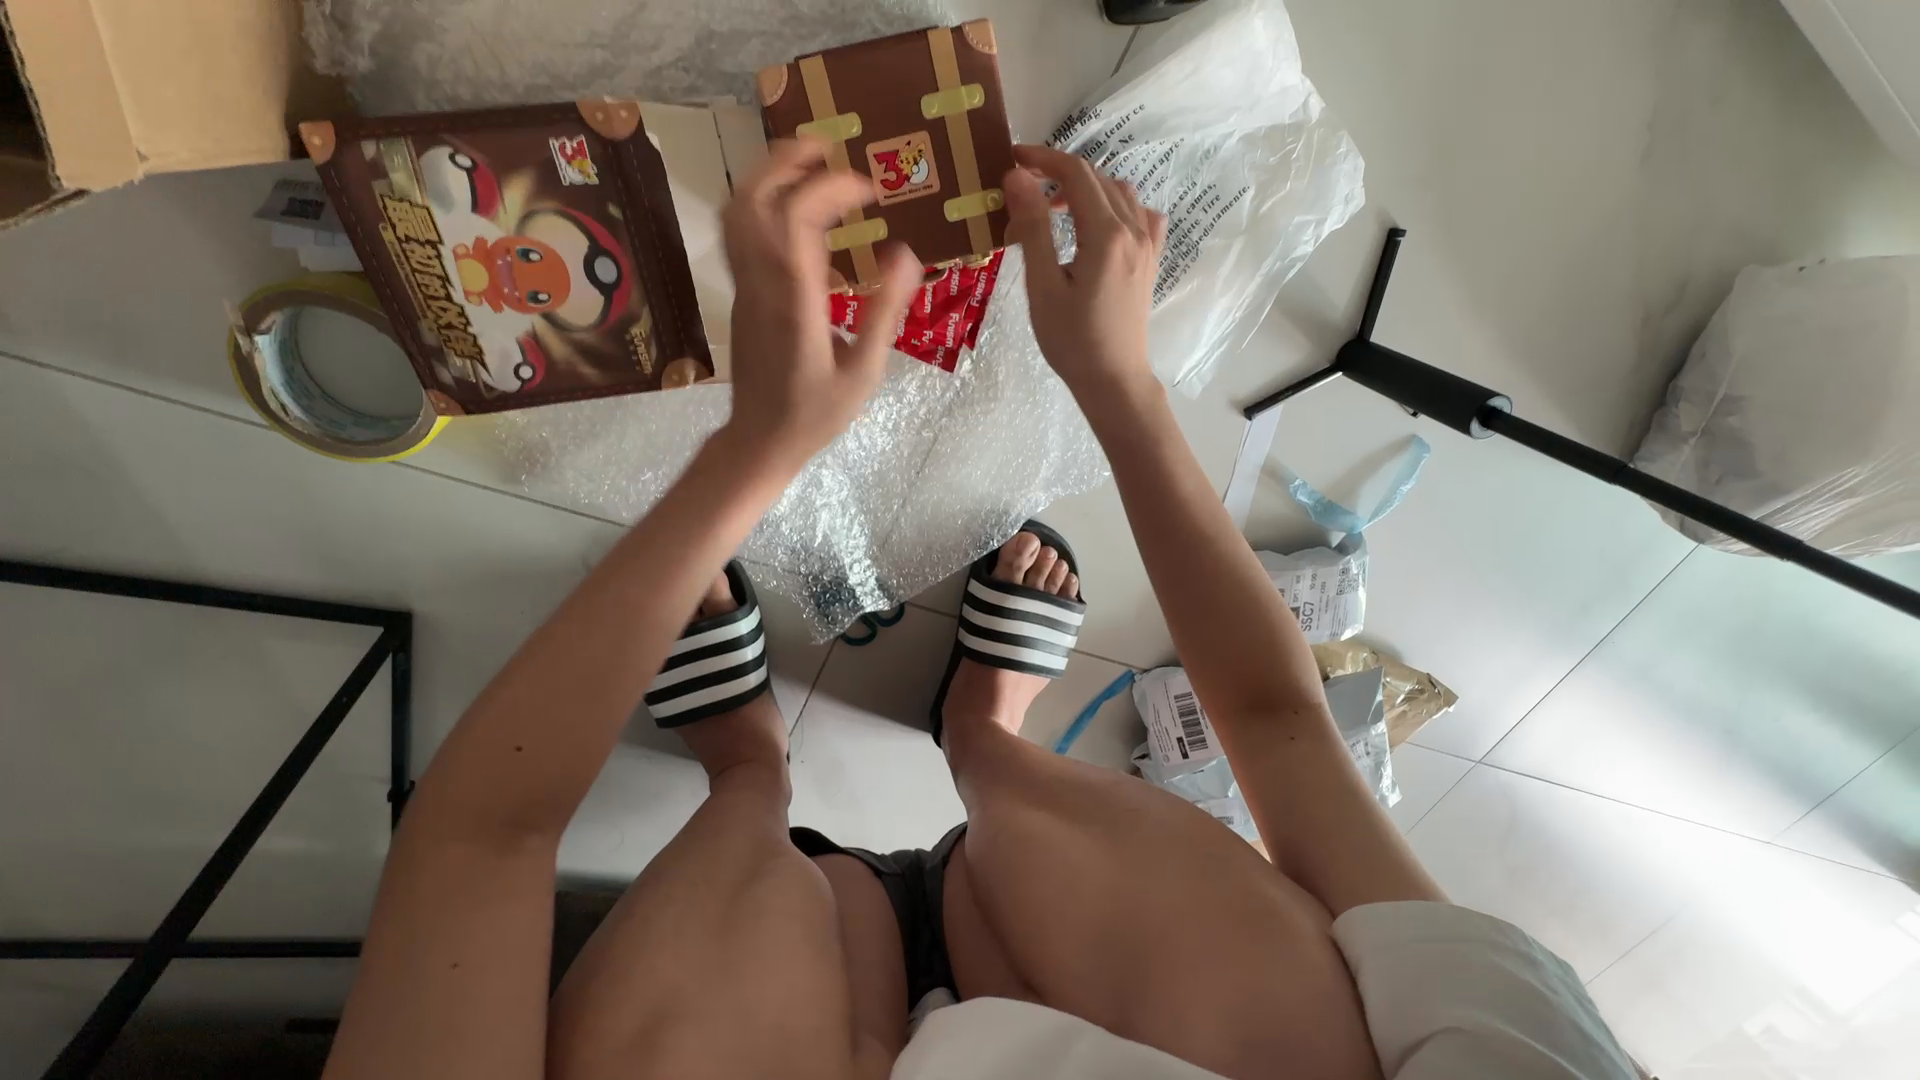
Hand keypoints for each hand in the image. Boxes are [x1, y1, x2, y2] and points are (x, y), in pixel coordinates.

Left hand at [721, 137, 919, 470]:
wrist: (760, 439)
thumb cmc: (816, 413)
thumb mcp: (863, 373)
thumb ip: (885, 312)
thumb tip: (907, 254)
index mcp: (795, 303)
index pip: (800, 222)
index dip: (833, 190)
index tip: (871, 189)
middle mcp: (761, 285)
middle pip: (754, 201)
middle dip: (788, 162)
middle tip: (829, 150)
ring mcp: (743, 287)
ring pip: (737, 212)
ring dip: (768, 175)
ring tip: (809, 163)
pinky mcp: (740, 293)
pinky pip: (740, 232)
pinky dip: (762, 202)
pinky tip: (795, 207)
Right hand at [1002, 144, 1166, 402]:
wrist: (1113, 380)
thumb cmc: (1072, 341)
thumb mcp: (1043, 287)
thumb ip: (1032, 229)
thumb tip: (1018, 177)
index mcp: (1106, 234)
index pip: (1075, 173)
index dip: (1042, 159)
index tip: (1012, 160)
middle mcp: (1134, 230)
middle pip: (1097, 178)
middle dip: (1059, 173)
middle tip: (1023, 191)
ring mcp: (1148, 245)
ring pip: (1119, 192)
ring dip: (1085, 188)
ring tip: (1054, 209)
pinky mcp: (1151, 260)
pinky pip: (1139, 214)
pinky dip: (1115, 206)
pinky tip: (1098, 225)